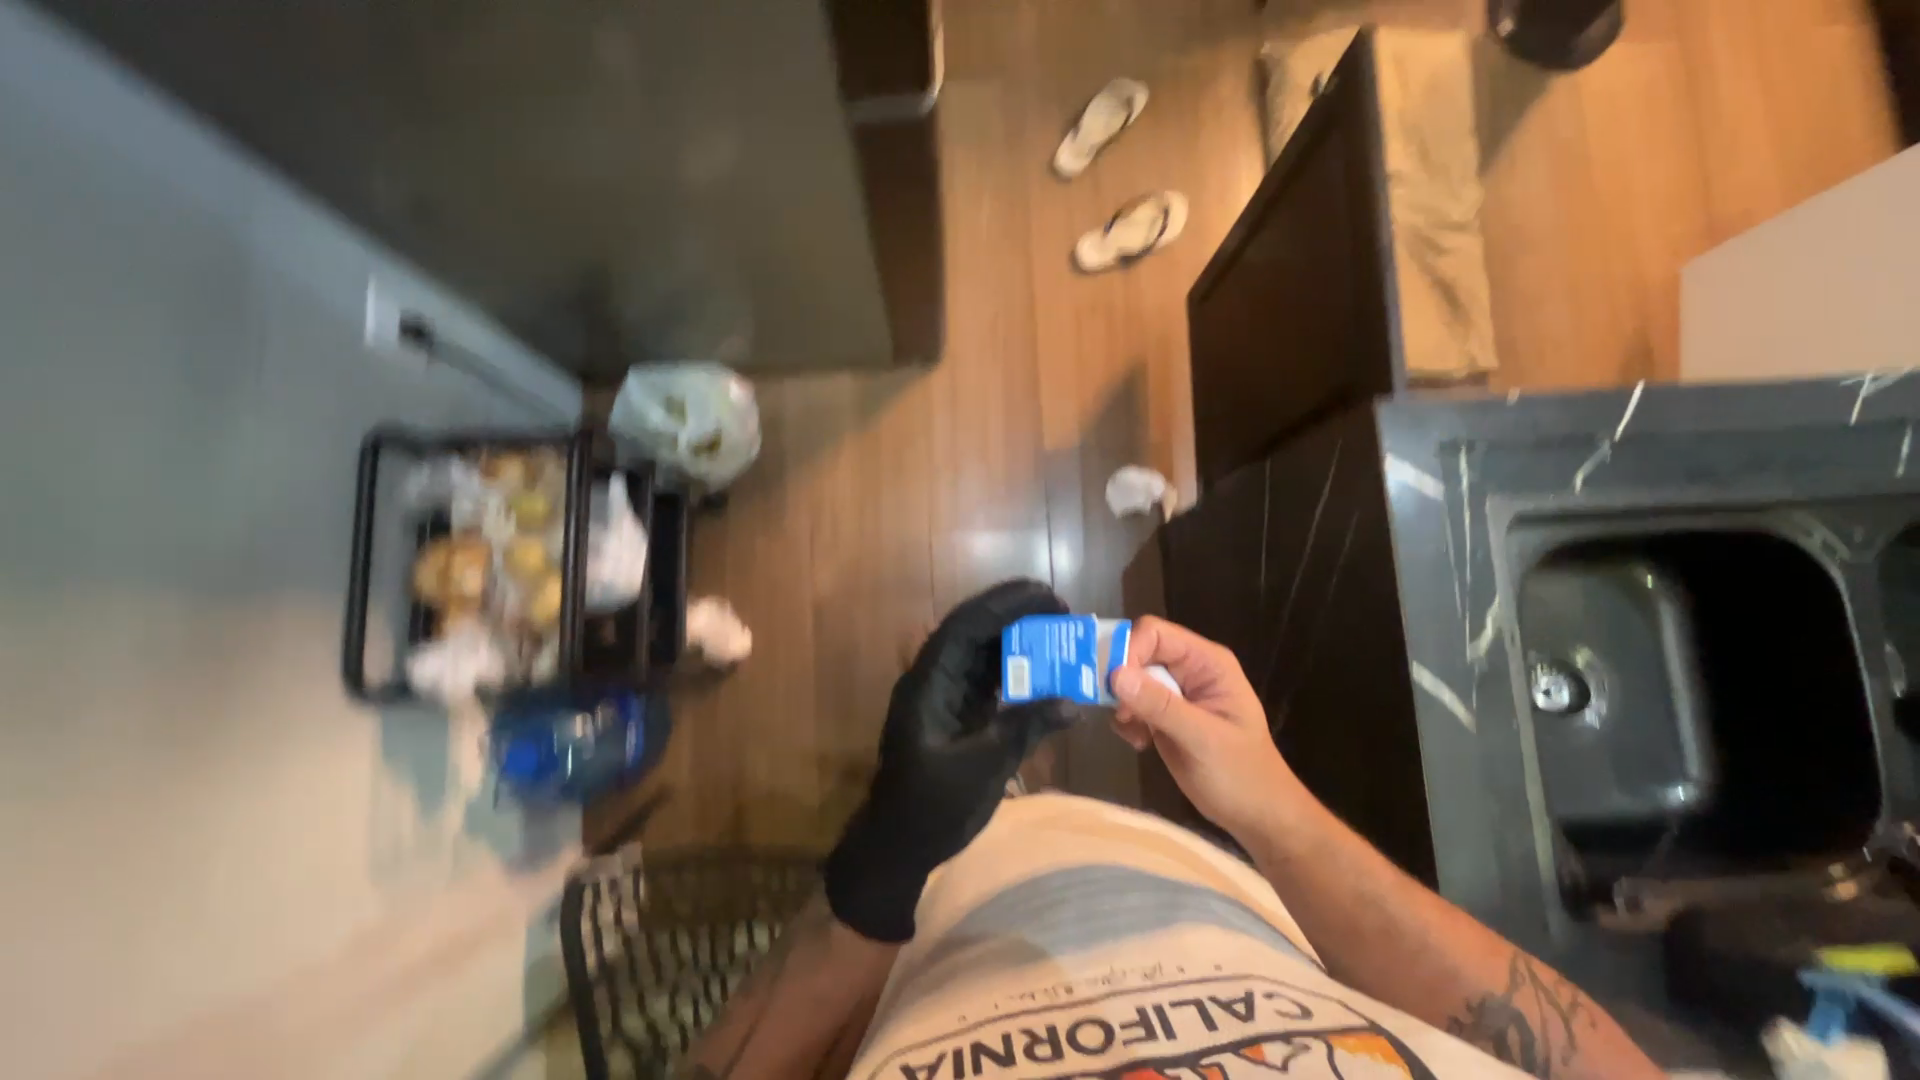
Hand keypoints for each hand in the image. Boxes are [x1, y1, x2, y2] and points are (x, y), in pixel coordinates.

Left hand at [824, 580, 1070, 941]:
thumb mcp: (980, 768)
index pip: (965, 627)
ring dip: (1019, 640)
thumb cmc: (929, 807)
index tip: (1046, 595)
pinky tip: (1047, 670)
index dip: (1005, 605)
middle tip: (1062, 608)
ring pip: (984, 654)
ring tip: (1060, 631)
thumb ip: (1023, 730)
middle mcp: (936, 680)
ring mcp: (947, 697)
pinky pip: (990, 682)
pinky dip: (1018, 673)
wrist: (899, 846)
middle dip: (1015, 614)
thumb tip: (1072, 703)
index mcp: (928, 683)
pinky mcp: (960, 716)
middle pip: (975, 632)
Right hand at [1110, 617, 1304, 839]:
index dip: (1129, 650)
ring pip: (1130, 679)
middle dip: (1121, 681)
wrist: (1256, 815)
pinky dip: (1127, 722)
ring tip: (1135, 734)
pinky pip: (1132, 704)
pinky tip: (1140, 744)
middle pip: (1138, 653)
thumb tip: (1116, 674)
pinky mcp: (1164, 716)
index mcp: (1207, 662)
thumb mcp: (1202, 738)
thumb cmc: (1240, 774)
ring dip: (1122, 705)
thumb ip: (1160, 705)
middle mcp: (1189, 670)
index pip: (1155, 634)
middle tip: (1120, 714)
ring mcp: (1175, 693)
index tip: (1113, 685)